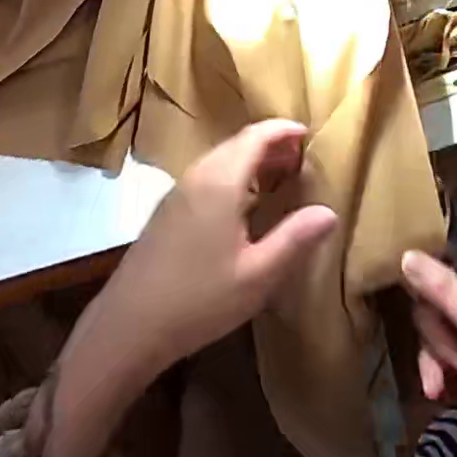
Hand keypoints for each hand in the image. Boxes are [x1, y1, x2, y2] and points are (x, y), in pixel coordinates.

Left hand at [40, 121, 336, 456]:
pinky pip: (207, 174)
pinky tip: (244, 203)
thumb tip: (329, 212)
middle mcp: (198, 175)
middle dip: (271, 143)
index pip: (255, 136)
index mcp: (220, 182)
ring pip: (220, 158)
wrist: (127, 326)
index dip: (283, 130)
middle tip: (301, 159)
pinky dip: (233, 173)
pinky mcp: (168, 209)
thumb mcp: (257, 275)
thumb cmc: (199, 300)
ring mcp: (178, 191)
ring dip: (251, 159)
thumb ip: (294, 239)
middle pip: (237, 143)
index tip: (309, 135)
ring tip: (279, 177)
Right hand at [401, 240, 456, 449]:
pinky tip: (439, 389)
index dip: (426, 270)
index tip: (427, 300)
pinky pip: (438, 346)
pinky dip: (439, 368)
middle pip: (430, 289)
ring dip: (441, 353)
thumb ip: (444, 289)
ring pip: (432, 320)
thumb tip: (405, 255)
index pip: (443, 245)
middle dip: (440, 330)